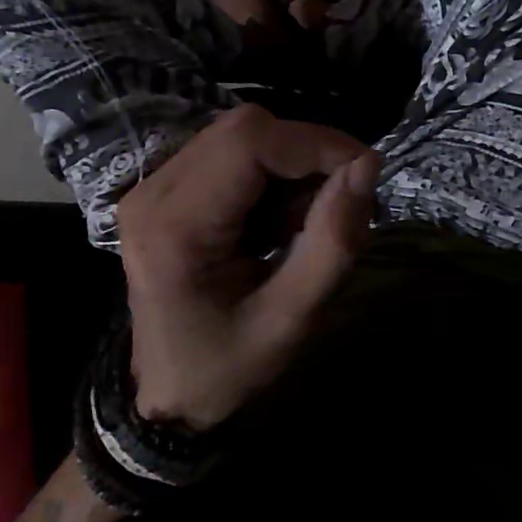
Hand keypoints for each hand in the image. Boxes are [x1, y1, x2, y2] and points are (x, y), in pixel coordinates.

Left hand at [116, 104, 380, 428]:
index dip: (316, 143)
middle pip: (244, 129)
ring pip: (240, 135)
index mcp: (176, 226)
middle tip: (337, 204)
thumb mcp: (291, 319)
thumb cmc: (226, 368)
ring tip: (302, 223)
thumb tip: (367, 166)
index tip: (365, 172)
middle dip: (306, 155)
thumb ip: (333, 241)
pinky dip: (270, 176)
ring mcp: (153, 187)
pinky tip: (276, 222)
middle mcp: (153, 192)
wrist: (167, 393)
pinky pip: (229, 154)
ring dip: (289, 166)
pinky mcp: (165, 190)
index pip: (249, 143)